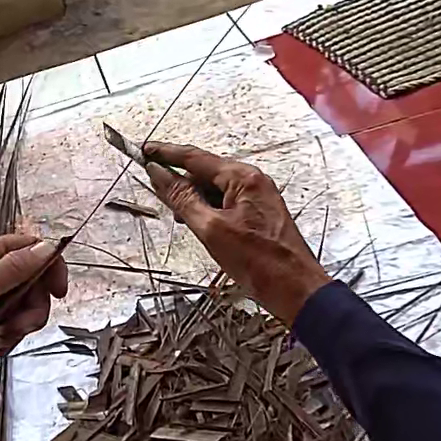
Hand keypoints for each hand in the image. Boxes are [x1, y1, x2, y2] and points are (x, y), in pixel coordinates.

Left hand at [0, 233, 66, 440]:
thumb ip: (16, 267)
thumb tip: (45, 248)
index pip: (30, 248)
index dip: (49, 267)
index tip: (58, 291)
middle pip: (30, 284)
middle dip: (27, 310)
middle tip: (15, 325)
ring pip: (21, 311)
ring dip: (11, 330)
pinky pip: (6, 331)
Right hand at [143, 142, 330, 324]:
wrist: (295, 290)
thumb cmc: (259, 262)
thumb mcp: (210, 229)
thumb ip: (182, 199)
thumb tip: (159, 175)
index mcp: (243, 178)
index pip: (195, 158)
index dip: (165, 154)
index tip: (145, 150)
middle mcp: (252, 181)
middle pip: (205, 172)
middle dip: (179, 182)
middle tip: (155, 191)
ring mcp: (257, 196)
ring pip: (214, 189)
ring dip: (193, 199)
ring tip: (177, 216)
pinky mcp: (258, 212)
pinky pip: (225, 202)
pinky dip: (207, 209)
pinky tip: (198, 224)